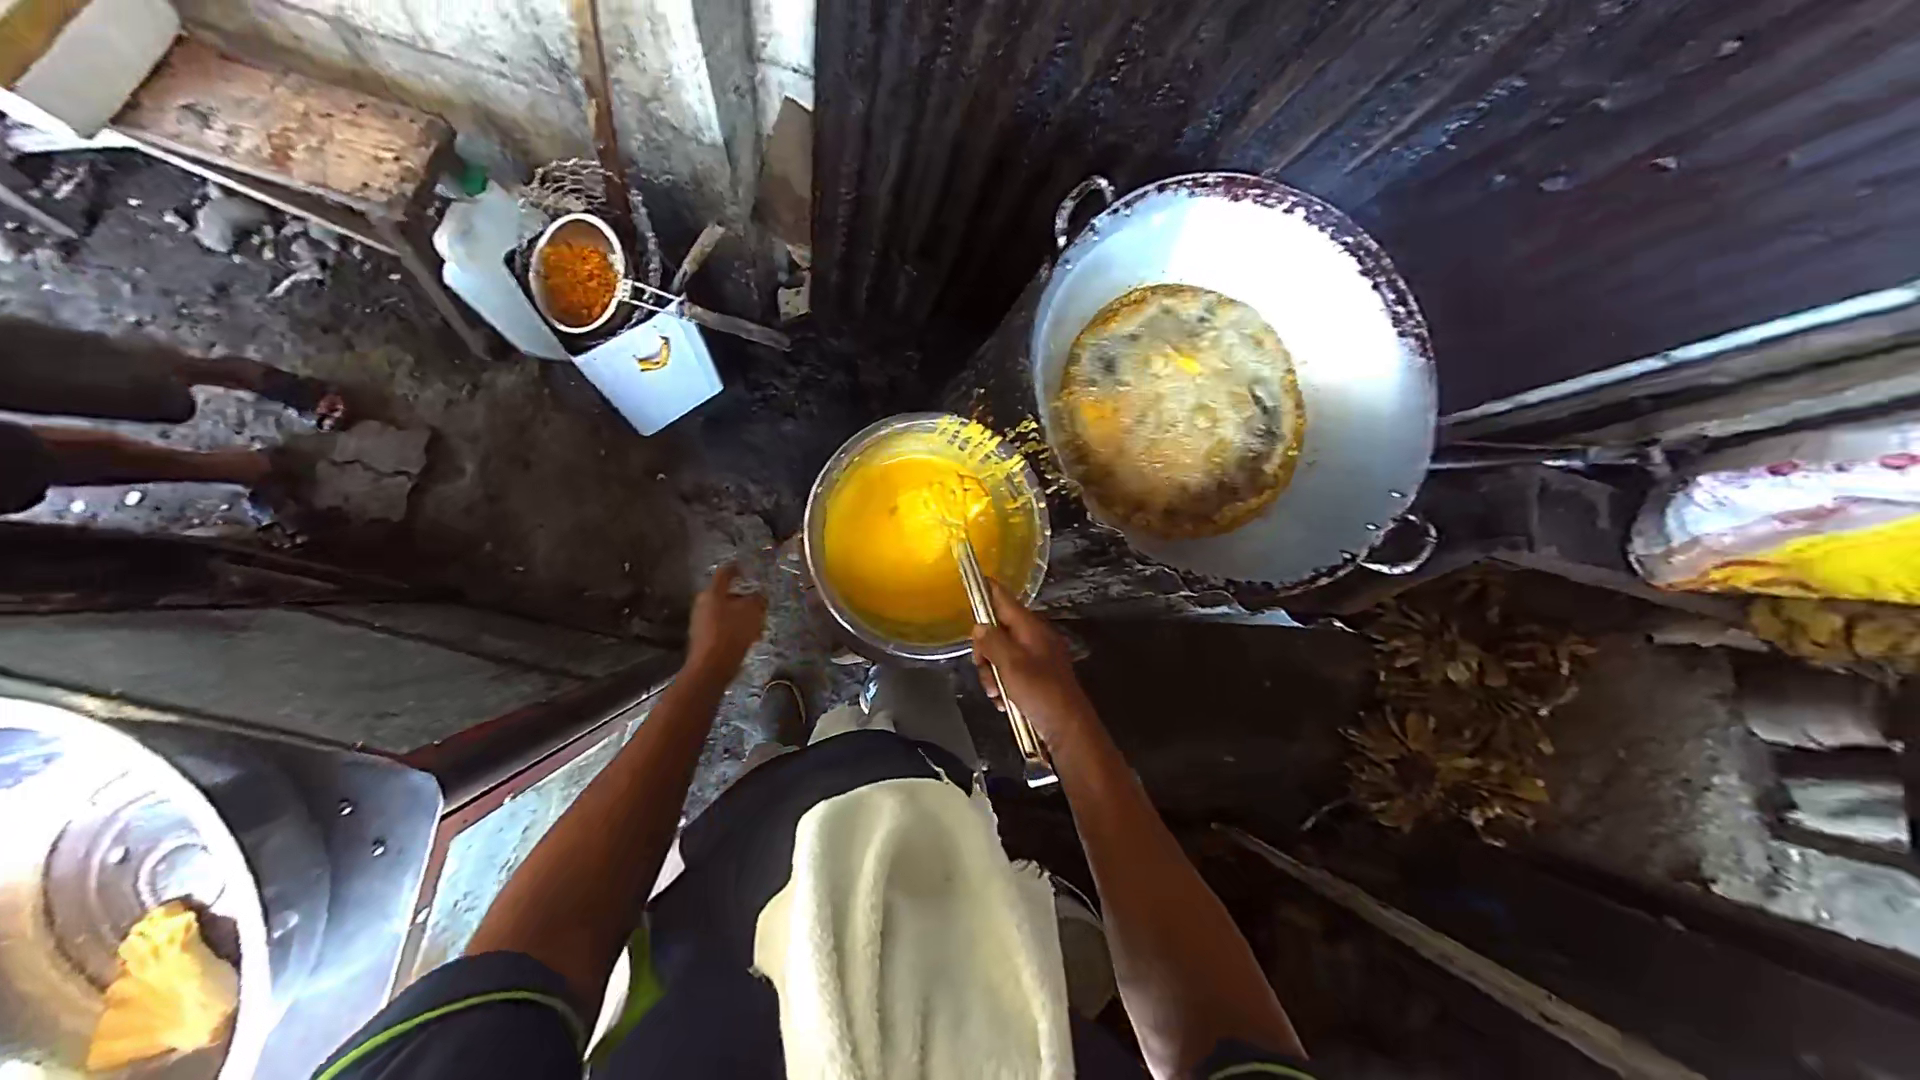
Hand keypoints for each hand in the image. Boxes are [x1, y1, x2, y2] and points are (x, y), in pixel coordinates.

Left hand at [687, 563, 765, 671]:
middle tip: (759, 602)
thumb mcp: (752, 611)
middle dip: (743, 598)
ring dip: (741, 615)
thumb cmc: (732, 633)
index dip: (737, 568)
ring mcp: (701, 621)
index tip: (746, 567)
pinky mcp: (704, 638)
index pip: (725, 572)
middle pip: (726, 594)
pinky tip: (749, 637)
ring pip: (725, 611)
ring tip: (758, 623)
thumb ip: (757, 599)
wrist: (712, 667)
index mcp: (712, 592)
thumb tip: (758, 594)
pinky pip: (723, 626)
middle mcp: (703, 603)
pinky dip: (736, 628)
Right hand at [970, 579, 1098, 742]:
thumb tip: (979, 626)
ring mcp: (1035, 659)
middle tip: (984, 668)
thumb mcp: (1011, 665)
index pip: (1004, 599)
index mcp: (1031, 628)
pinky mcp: (1034, 679)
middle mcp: (1033, 639)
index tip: (970, 581)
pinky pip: (1008, 674)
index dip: (987, 590)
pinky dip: (1002, 687)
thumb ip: (992, 642)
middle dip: (984, 651)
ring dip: (991, 674)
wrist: (1068, 729)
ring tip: (997, 694)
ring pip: (999, 656)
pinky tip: (1005, 702)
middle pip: (996, 630)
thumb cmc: (1041, 693)